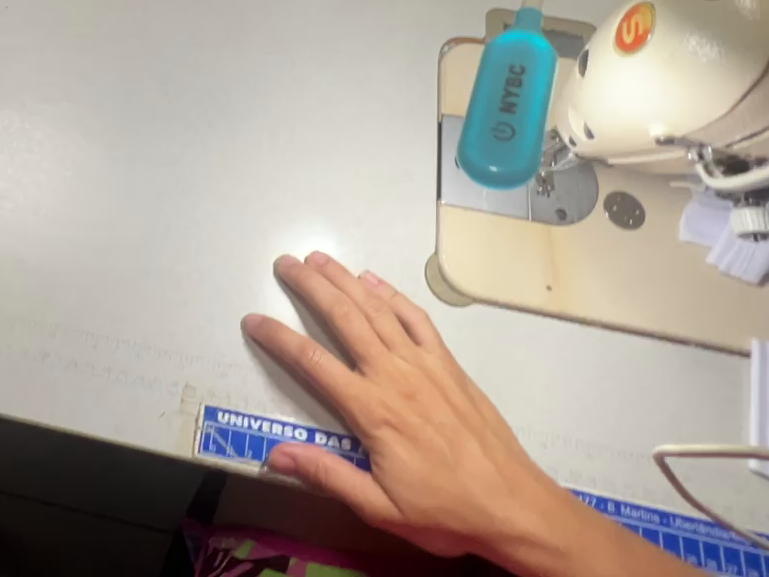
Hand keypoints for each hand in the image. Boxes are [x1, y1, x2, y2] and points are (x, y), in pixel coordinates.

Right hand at [241, 253, 584, 561]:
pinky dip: (391, 294)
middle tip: (285, 263)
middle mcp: (393, 374)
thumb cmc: (444, 510)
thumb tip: (274, 456)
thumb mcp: (380, 508)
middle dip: (310, 286)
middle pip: (343, 317)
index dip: (278, 338)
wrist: (515, 506)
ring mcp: (422, 362)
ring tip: (319, 258)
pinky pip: (415, 317)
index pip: (312, 362)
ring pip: (376, 308)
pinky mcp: (446, 362)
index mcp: (371, 409)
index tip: (254, 319)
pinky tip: (372, 280)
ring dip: (344, 279)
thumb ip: (327, 474)